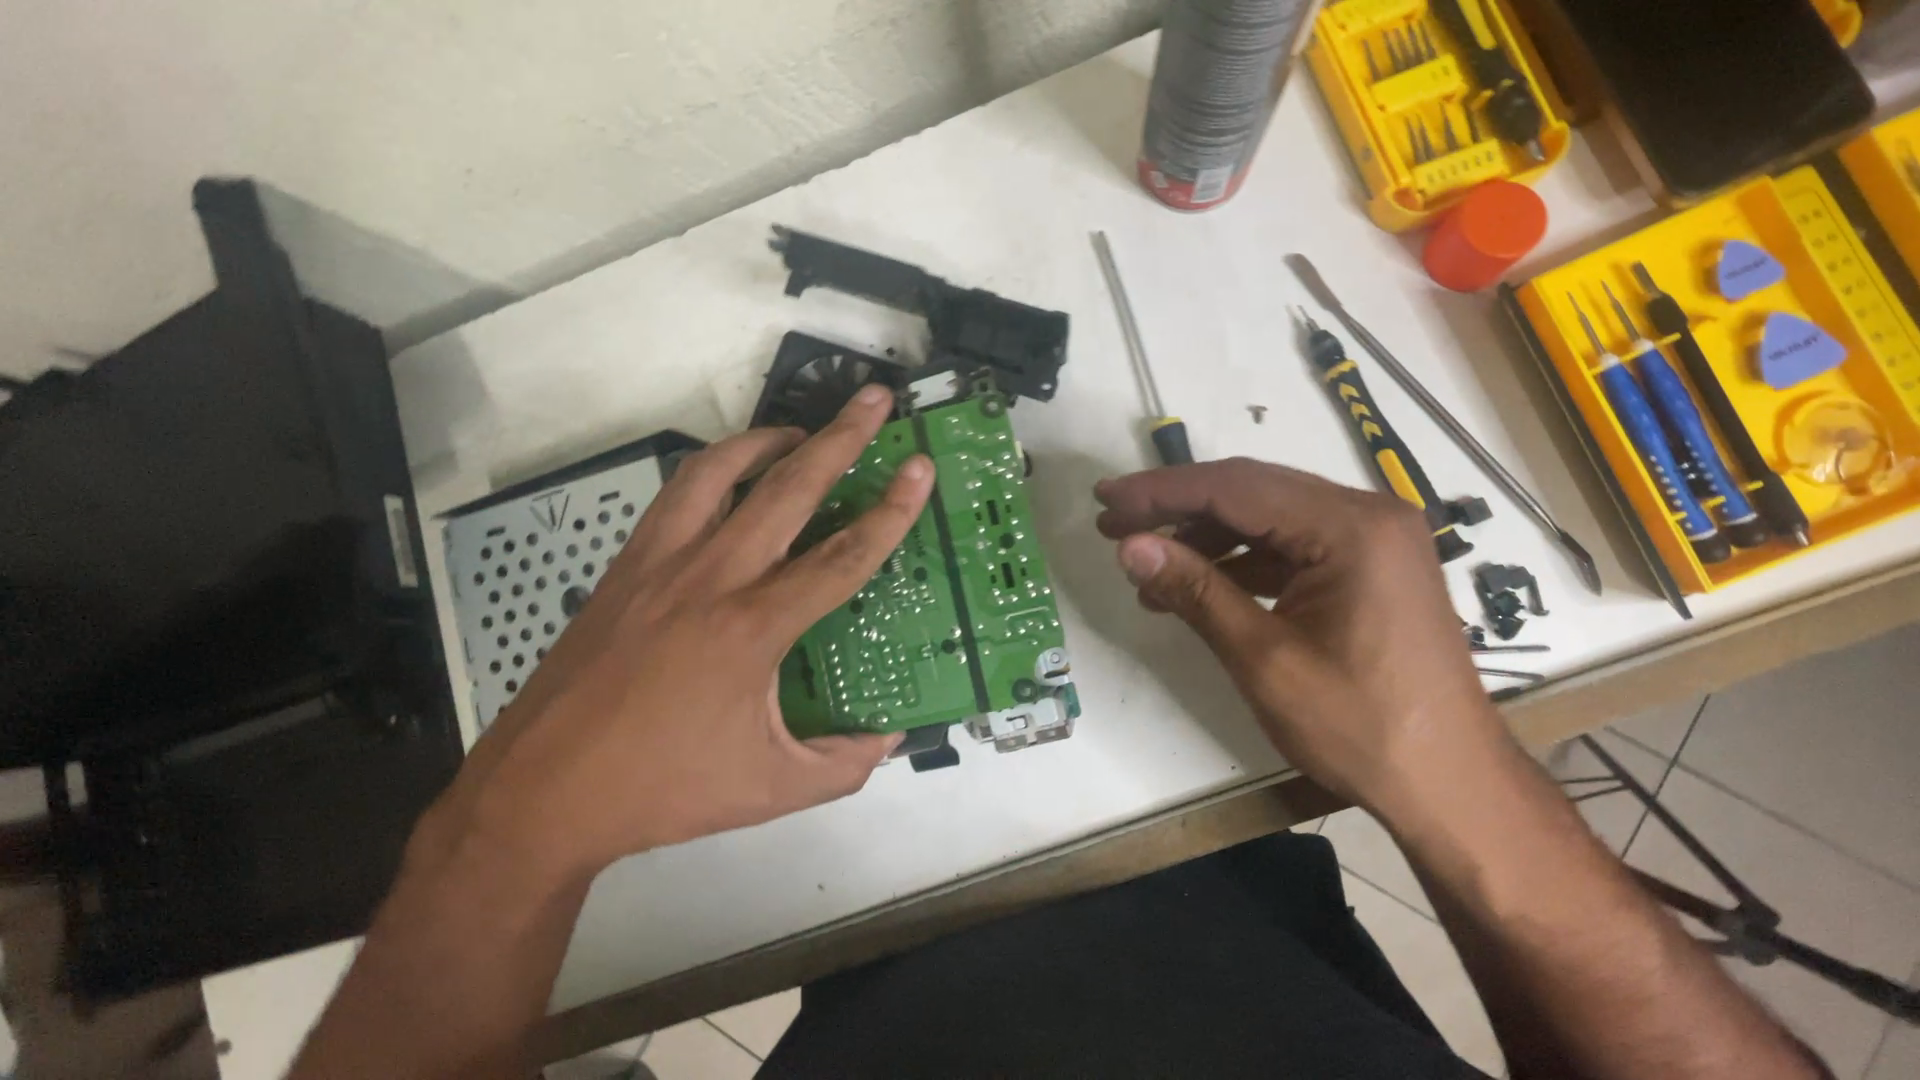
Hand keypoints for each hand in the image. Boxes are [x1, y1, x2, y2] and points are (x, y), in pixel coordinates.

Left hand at [416, 386, 933, 881]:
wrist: (543, 790)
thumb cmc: (664, 789)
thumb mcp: (771, 790)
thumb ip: (842, 763)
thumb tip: (888, 736)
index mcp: (752, 627)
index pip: (840, 557)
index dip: (890, 512)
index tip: (919, 468)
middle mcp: (709, 577)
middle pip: (786, 488)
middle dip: (839, 438)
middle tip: (872, 400)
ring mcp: (658, 565)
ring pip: (716, 473)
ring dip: (765, 441)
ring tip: (799, 433)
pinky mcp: (623, 569)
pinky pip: (673, 499)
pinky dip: (710, 473)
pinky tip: (726, 483)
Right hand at [1094, 459, 1504, 807]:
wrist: (1449, 785)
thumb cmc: (1360, 727)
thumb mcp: (1264, 658)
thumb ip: (1196, 591)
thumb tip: (1130, 547)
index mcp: (1352, 528)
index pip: (1237, 488)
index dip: (1162, 492)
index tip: (1106, 500)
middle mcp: (1369, 516)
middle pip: (1253, 491)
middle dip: (1178, 507)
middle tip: (1113, 523)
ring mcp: (1375, 542)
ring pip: (1270, 517)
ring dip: (1206, 537)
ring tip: (1146, 566)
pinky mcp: (1371, 569)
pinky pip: (1292, 547)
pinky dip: (1241, 562)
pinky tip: (1198, 587)